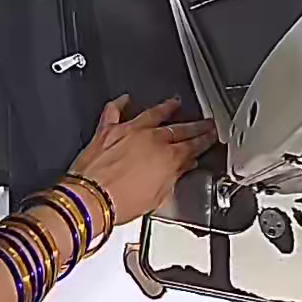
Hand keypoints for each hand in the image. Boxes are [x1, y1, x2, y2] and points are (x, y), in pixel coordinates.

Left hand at [68, 96, 215, 227]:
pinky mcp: (108, 130)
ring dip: (166, 108)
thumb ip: (172, 178)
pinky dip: (121, 104)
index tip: (211, 136)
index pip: (193, 145)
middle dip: (195, 125)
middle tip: (204, 121)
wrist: (91, 198)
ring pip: (153, 113)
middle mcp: (150, 139)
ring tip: (175, 103)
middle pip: (179, 128)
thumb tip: (181, 169)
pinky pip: (115, 111)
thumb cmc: (120, 202)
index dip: (204, 140)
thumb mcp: (157, 197)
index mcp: (167, 157)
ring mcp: (129, 131)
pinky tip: (126, 99)